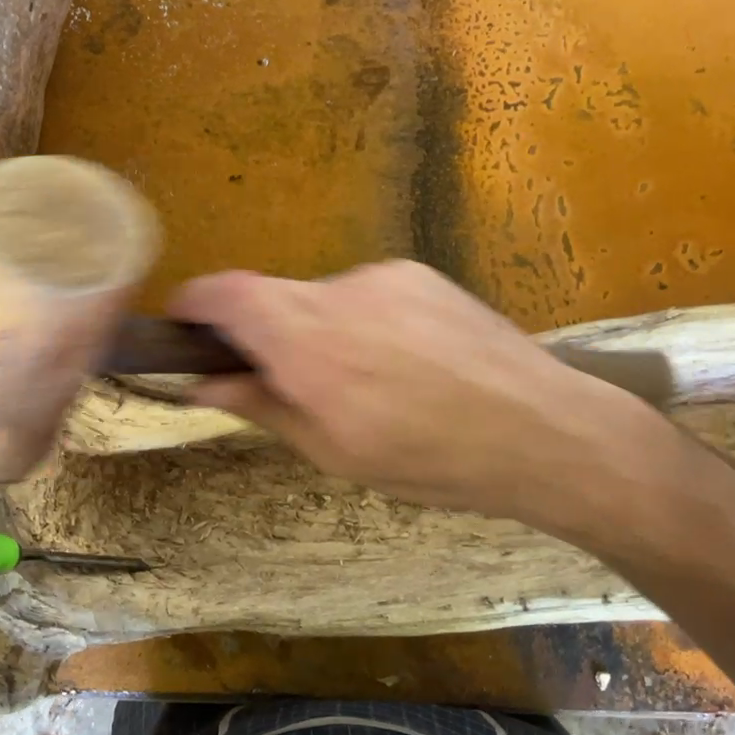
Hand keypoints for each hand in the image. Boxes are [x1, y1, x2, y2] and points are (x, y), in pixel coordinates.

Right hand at [169, 261, 678, 529]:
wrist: (551, 433)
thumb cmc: (431, 462)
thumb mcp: (333, 451)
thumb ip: (261, 405)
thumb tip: (200, 385)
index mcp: (305, 342)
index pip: (223, 292)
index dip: (192, 301)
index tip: (183, 326)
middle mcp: (335, 294)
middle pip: (268, 295)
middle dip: (262, 332)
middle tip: (288, 380)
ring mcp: (380, 277)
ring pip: (317, 298)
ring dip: (317, 331)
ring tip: (367, 383)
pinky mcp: (417, 273)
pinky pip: (364, 293)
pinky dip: (361, 322)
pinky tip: (405, 363)